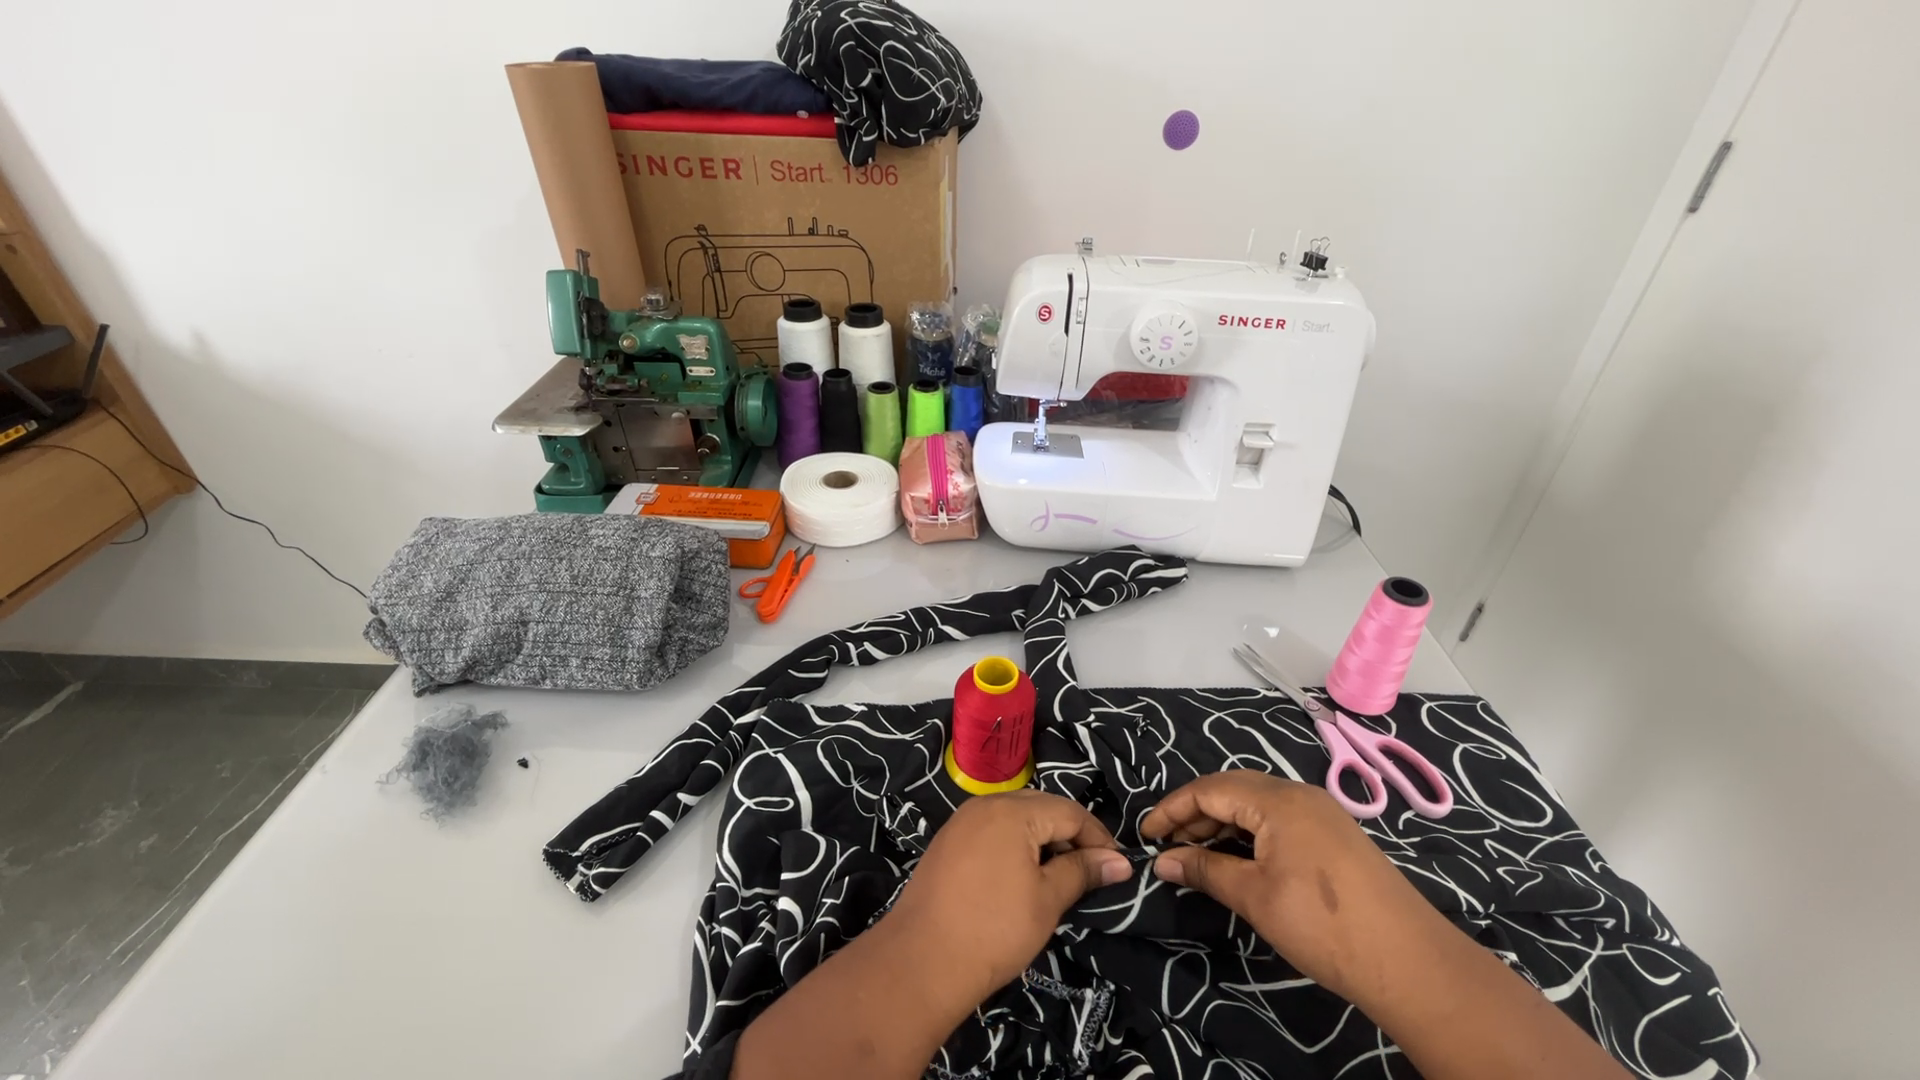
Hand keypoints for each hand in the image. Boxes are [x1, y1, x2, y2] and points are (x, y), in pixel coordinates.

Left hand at [885, 790, 1132, 1004]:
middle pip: (1042, 807)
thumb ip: (1082, 872)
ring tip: (1060, 875)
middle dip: (1070, 834)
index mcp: (1012, 811)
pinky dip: (1015, 843)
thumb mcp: (1048, 899)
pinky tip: (1023, 876)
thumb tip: (1120, 861)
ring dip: (1042, 839)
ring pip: (1015, 816)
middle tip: (1092, 870)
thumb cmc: (994, 930)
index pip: (1069, 812)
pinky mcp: (948, 841)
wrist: (922, 960)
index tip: (1117, 868)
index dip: (1098, 838)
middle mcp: (985, 804)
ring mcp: (962, 821)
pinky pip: (992, 829)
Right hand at [1140, 771, 1446, 1005]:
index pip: (1210, 788)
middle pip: (1232, 789)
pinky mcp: (1334, 835)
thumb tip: (1162, 861)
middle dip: (1195, 814)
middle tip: (1169, 846)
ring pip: (1256, 803)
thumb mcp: (1253, 896)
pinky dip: (1249, 832)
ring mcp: (1321, 813)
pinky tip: (1238, 858)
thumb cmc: (1321, 924)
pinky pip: (1278, 818)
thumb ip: (1204, 870)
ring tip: (1197, 854)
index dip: (1173, 809)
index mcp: (1278, 799)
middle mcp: (1299, 794)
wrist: (1409, 961)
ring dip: (1222, 823)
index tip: (1146, 835)